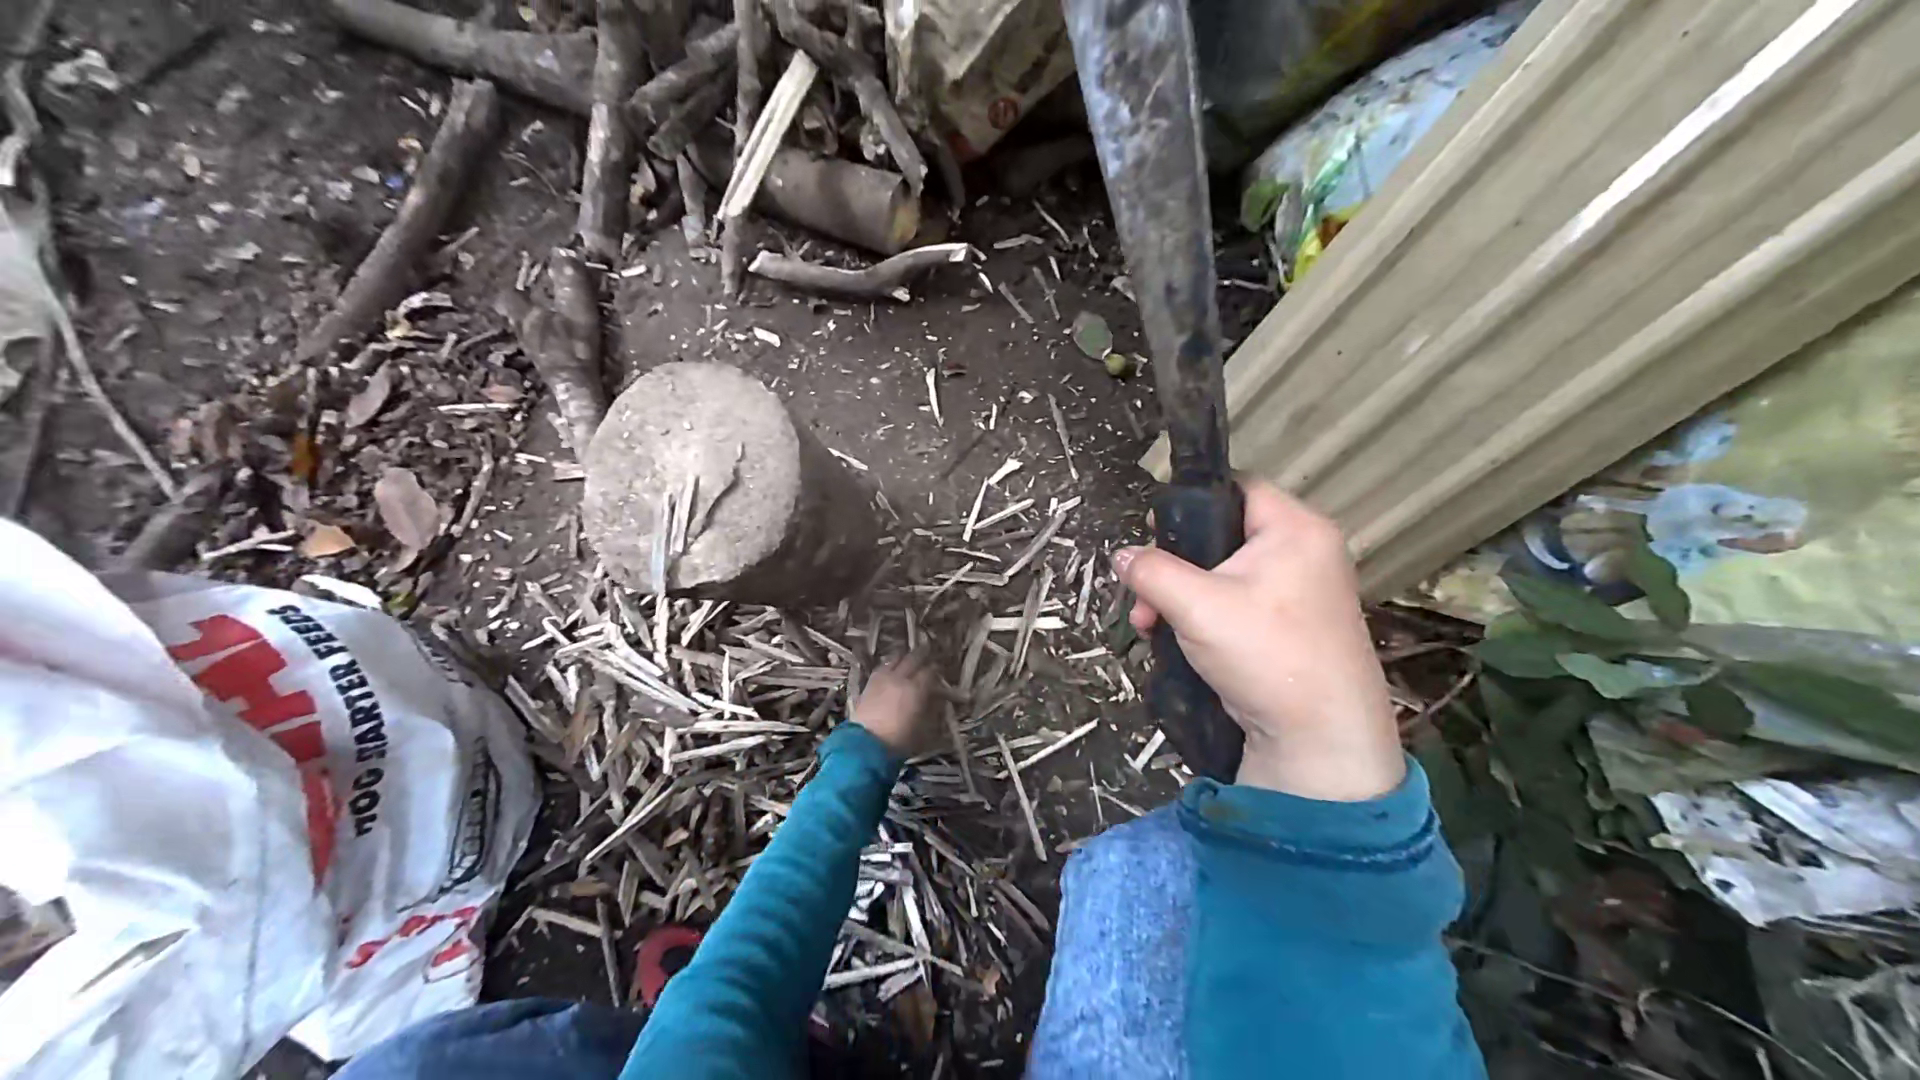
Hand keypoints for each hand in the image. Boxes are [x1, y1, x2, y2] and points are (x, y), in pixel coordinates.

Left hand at [850, 653, 938, 757]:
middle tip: (929, 651)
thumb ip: (933, 710)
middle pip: (914, 658)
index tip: (940, 670)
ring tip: (909, 657)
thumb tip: (938, 699)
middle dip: (923, 654)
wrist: (866, 745)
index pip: (931, 671)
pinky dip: (890, 664)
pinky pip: (883, 666)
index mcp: (917, 689)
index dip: (937, 669)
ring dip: (905, 656)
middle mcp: (901, 678)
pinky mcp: (870, 683)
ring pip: (896, 658)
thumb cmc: (900, 741)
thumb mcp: (925, 729)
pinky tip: (892, 667)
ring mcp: (883, 678)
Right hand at [1113, 480, 1403, 800]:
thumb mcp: (1196, 605)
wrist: (1318, 740)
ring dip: (1179, 596)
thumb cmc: (1265, 654)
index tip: (1153, 532)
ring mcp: (1299, 592)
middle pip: (1221, 536)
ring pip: (1222, 575)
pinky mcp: (1289, 626)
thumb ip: (1152, 571)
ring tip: (1151, 625)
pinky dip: (1202, 617)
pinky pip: (1234, 604)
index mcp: (1296, 529)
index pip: (1237, 487)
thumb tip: (1122, 555)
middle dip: (1173, 566)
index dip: (1190, 503)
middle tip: (1145, 594)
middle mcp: (1304, 552)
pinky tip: (1174, 640)